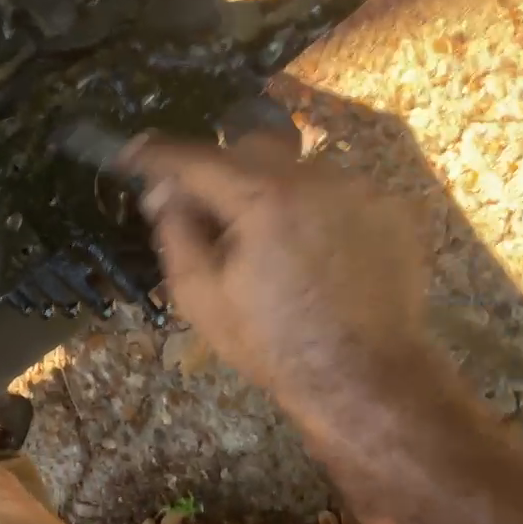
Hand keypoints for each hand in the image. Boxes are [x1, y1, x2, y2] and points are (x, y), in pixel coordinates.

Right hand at [116, 129, 440, 426]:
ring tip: (261, 243)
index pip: (196, 160)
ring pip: (294, 168)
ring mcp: (360, 191)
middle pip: (250, 147)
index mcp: (263, 199)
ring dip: (266, 191)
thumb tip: (165, 194)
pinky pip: (333, 191)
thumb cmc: (269, 342)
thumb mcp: (198, 295)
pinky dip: (307, 209)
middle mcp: (316, 179)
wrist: (363, 376)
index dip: (157, 154)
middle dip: (218, 171)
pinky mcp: (390, 209)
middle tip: (204, 213)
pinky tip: (304, 253)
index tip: (132, 152)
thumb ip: (175, 232)